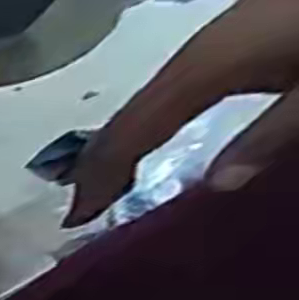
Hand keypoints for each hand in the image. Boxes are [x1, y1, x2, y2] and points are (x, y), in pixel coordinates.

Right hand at [66, 0, 298, 225]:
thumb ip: (272, 133)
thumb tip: (219, 184)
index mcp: (201, 72)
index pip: (125, 140)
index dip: (97, 183)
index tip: (75, 221)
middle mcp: (191, 56)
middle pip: (122, 121)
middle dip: (96, 168)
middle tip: (82, 207)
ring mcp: (211, 38)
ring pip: (139, 104)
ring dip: (117, 146)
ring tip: (109, 179)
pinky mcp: (233, 29)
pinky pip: (167, 87)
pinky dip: (145, 122)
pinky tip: (154, 134)